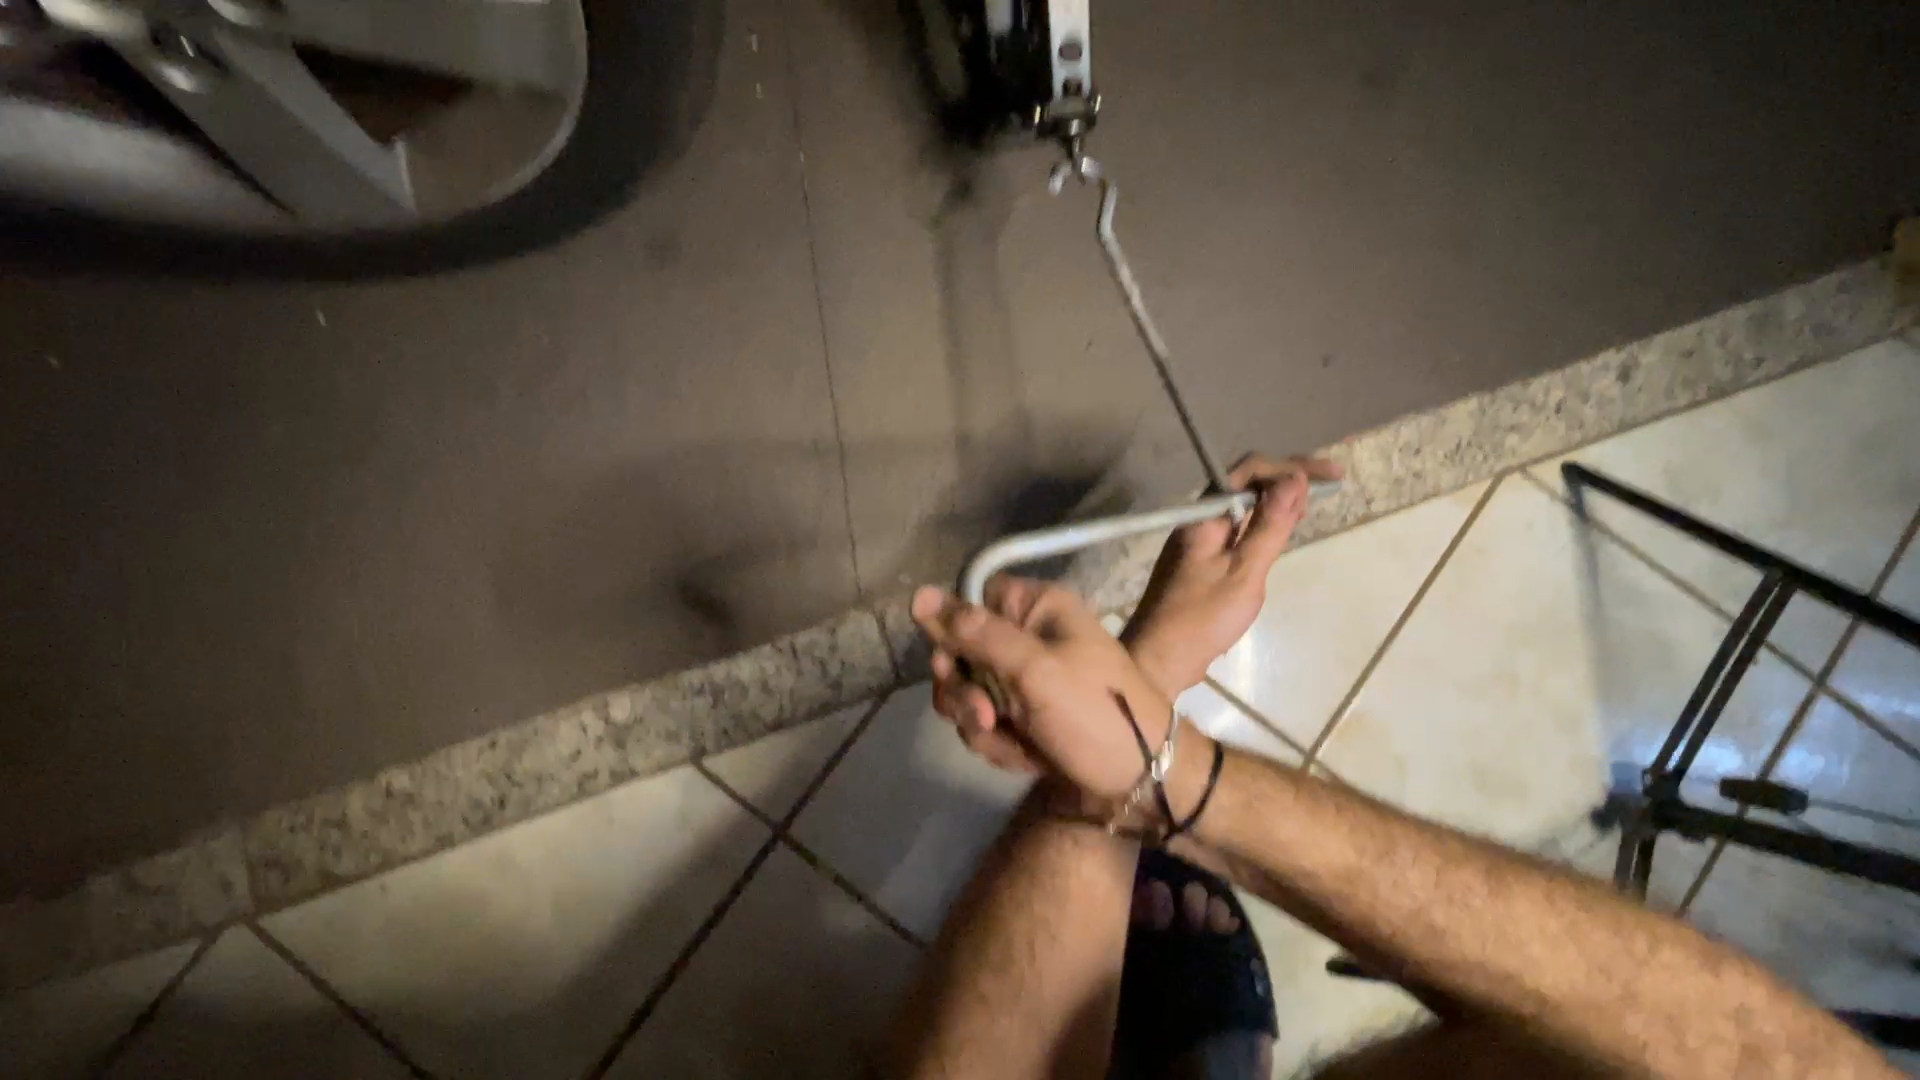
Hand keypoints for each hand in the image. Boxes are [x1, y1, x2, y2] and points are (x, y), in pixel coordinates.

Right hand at [913, 578, 1175, 803]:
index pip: (972, 600)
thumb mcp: (1034, 671)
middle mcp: (1028, 638)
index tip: (954, 662)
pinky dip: (998, 744)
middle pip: (960, 651)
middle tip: (986, 715)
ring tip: (1009, 742)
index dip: (956, 630)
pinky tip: (1025, 758)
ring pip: (967, 693)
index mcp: (1037, 609)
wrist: (1142, 783)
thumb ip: (974, 634)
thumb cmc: (1095, 714)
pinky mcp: (1023, 717)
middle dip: (964, 691)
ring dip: (979, 724)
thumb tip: (919, 595)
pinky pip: (985, 723)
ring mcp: (1024, 680)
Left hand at [1123, 454, 1343, 695]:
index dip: (1291, 467)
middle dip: (1286, 481)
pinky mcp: (1201, 563)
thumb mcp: (1244, 573)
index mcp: (1204, 517)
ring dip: (1276, 503)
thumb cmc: (1202, 618)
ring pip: (1241, 509)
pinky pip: (1235, 532)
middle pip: (1244, 485)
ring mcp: (1198, 543)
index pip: (1248, 471)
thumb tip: (1293, 479)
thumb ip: (1269, 527)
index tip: (1331, 474)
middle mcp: (1198, 522)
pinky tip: (1280, 535)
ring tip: (1311, 506)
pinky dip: (1261, 527)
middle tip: (1328, 487)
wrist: (1158, 658)